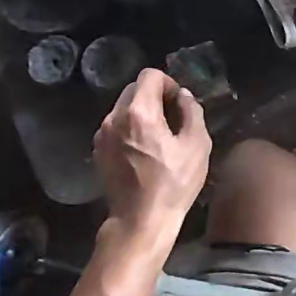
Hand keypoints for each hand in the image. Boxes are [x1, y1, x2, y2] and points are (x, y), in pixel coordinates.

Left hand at [93, 69, 209, 246]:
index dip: (169, 83)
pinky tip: (144, 152)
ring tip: (159, 137)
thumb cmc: (173, 184)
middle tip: (173, 119)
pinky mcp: (98, 150)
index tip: (179, 102)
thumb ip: (192, 113)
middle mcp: (114, 117)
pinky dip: (130, 129)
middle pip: (134, 89)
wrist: (140, 220)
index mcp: (139, 112)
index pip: (150, 76)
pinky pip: (116, 127)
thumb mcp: (197, 146)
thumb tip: (183, 97)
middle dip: (155, 97)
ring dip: (142, 113)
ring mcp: (102, 134)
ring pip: (123, 108)